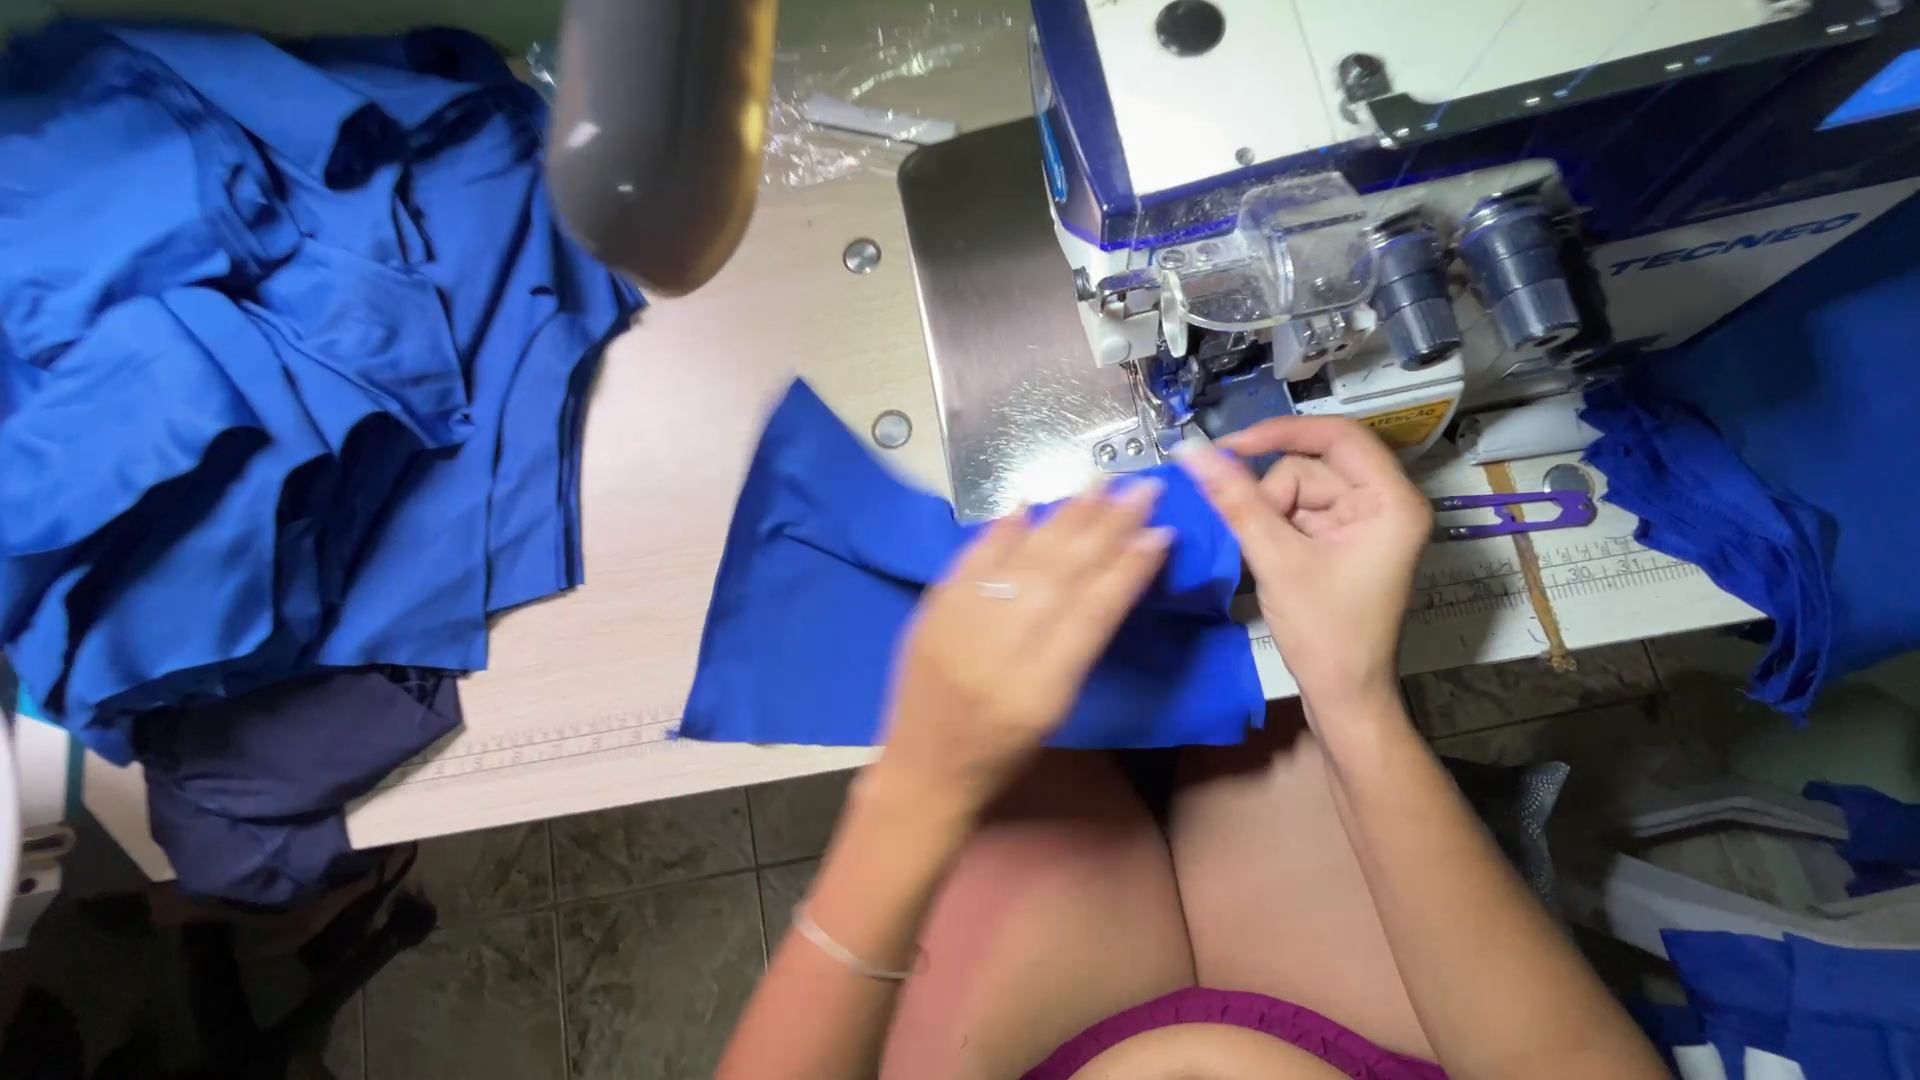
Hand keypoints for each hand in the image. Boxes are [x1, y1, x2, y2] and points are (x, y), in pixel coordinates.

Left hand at [874, 479, 1172, 810]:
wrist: (923, 770)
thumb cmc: (1002, 753)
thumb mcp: (1055, 713)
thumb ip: (1080, 647)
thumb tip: (1108, 580)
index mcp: (1041, 688)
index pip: (1093, 613)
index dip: (1129, 570)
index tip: (1161, 532)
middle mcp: (1000, 650)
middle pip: (1061, 574)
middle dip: (1105, 526)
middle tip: (1140, 487)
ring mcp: (960, 625)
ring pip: (1021, 560)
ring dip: (1062, 518)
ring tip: (1098, 485)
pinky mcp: (931, 613)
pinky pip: (970, 562)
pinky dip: (1000, 532)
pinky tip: (1026, 507)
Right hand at [1174, 418, 1430, 711]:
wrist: (1342, 694)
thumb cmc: (1326, 633)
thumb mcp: (1277, 561)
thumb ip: (1235, 502)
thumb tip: (1194, 454)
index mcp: (1390, 502)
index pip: (1337, 436)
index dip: (1280, 433)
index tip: (1229, 446)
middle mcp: (1381, 503)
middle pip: (1308, 467)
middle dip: (1271, 497)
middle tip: (1257, 538)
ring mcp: (1359, 521)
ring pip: (1294, 489)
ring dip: (1268, 516)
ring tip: (1269, 558)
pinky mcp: (1338, 539)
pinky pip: (1294, 511)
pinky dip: (1271, 527)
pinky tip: (1271, 557)